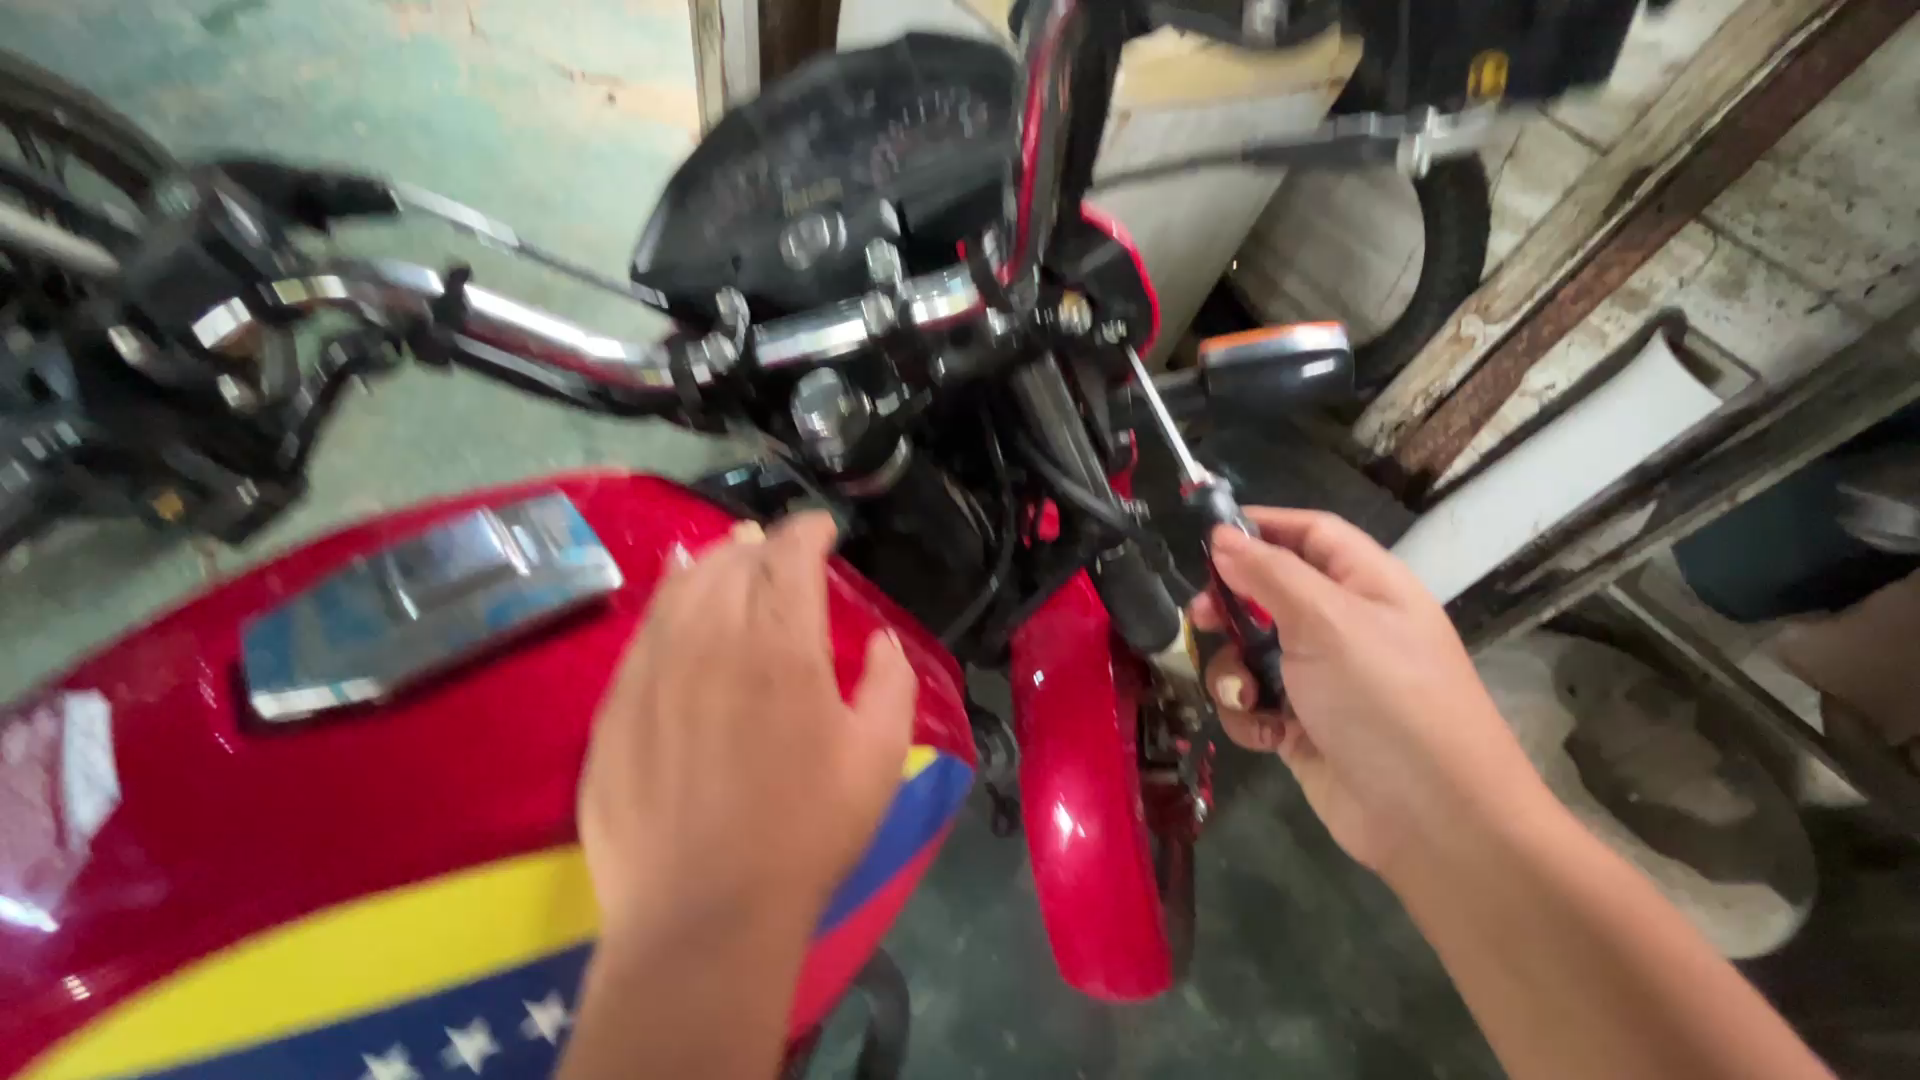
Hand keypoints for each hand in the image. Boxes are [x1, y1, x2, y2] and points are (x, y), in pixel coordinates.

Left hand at [577, 512, 916, 948]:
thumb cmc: (807, 833)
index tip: (823, 528)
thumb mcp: (881, 757)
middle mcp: (712, 638)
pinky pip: (644, 628)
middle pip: (734, 561)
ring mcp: (654, 669)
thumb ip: (891, 682)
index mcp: (781, 645)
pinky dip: (667, 598)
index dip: (808, 531)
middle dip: (764, 543)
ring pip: (682, 586)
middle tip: (781, 549)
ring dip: (714, 560)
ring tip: (732, 554)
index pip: (790, 556)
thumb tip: (879, 640)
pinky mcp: (616, 704)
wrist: (704, 916)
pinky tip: (676, 596)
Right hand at [1193, 508, 1544, 877]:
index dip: (1261, 525)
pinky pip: (1255, 702)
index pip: (1310, 533)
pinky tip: (1268, 734)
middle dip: (1231, 605)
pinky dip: (1250, 715)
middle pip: (1269, 592)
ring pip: (1251, 651)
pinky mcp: (1303, 726)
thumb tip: (1222, 535)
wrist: (1430, 820)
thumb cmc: (1385, 700)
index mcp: (1367, 586)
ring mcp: (1323, 679)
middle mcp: (1344, 626)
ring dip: (1234, 669)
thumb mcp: (1326, 622)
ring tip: (1244, 693)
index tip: (1206, 533)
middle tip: (1199, 617)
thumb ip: (1268, 573)